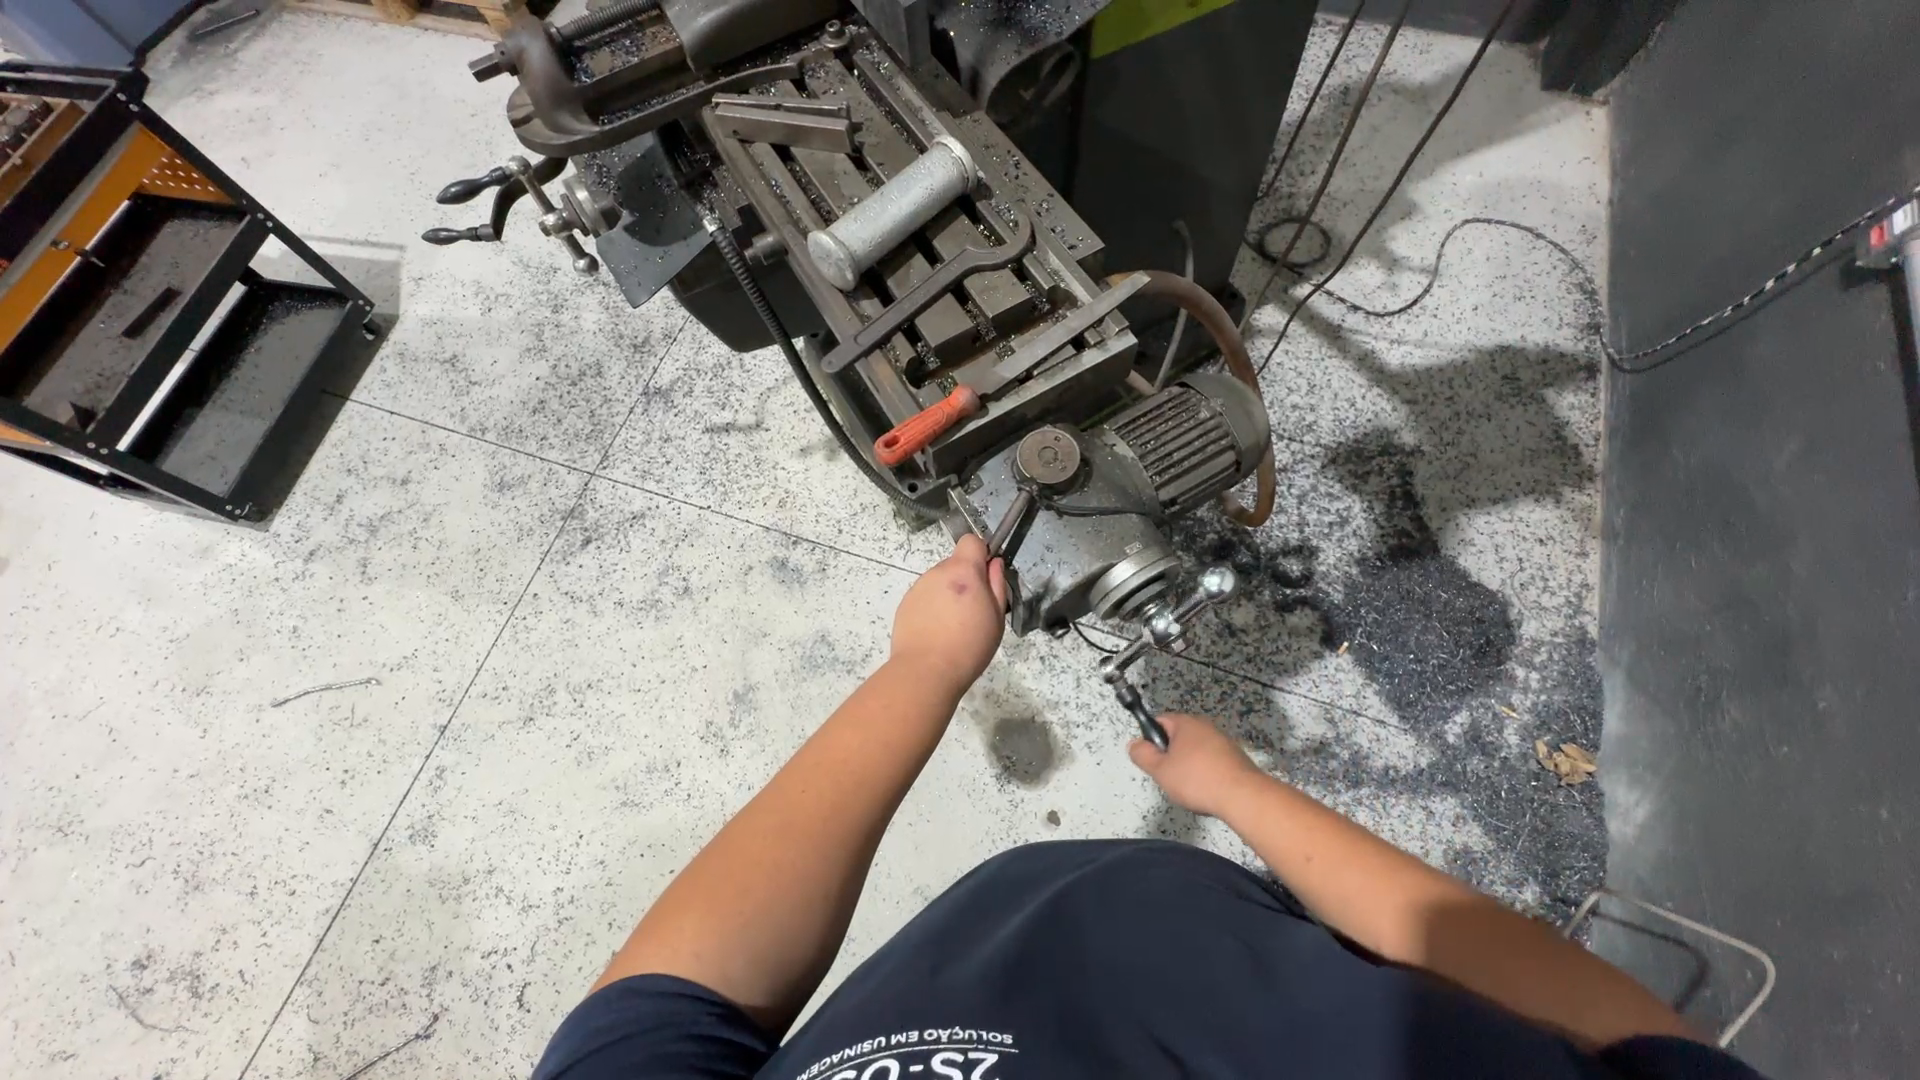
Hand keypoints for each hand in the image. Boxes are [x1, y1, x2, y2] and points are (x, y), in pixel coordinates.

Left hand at [889, 534, 1008, 699]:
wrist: (926, 671)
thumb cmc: (970, 646)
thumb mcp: (996, 617)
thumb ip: (996, 585)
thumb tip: (994, 564)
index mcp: (963, 571)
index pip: (971, 541)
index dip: (980, 555)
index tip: (985, 577)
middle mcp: (937, 572)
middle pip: (954, 565)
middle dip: (964, 581)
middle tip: (972, 612)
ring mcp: (918, 588)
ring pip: (938, 582)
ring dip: (947, 595)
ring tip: (952, 628)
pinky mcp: (905, 605)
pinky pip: (924, 598)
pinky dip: (931, 609)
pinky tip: (935, 633)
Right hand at [1128, 713, 1269, 817]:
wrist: (1243, 796)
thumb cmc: (1197, 780)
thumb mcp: (1160, 770)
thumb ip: (1143, 755)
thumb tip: (1134, 744)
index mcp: (1185, 723)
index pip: (1158, 721)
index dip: (1150, 739)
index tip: (1152, 759)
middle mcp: (1205, 726)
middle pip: (1177, 736)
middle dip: (1170, 755)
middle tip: (1168, 776)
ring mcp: (1222, 741)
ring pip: (1195, 750)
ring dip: (1188, 765)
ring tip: (1189, 787)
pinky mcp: (1235, 757)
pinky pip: (1211, 761)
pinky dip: (1206, 772)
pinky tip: (1207, 789)